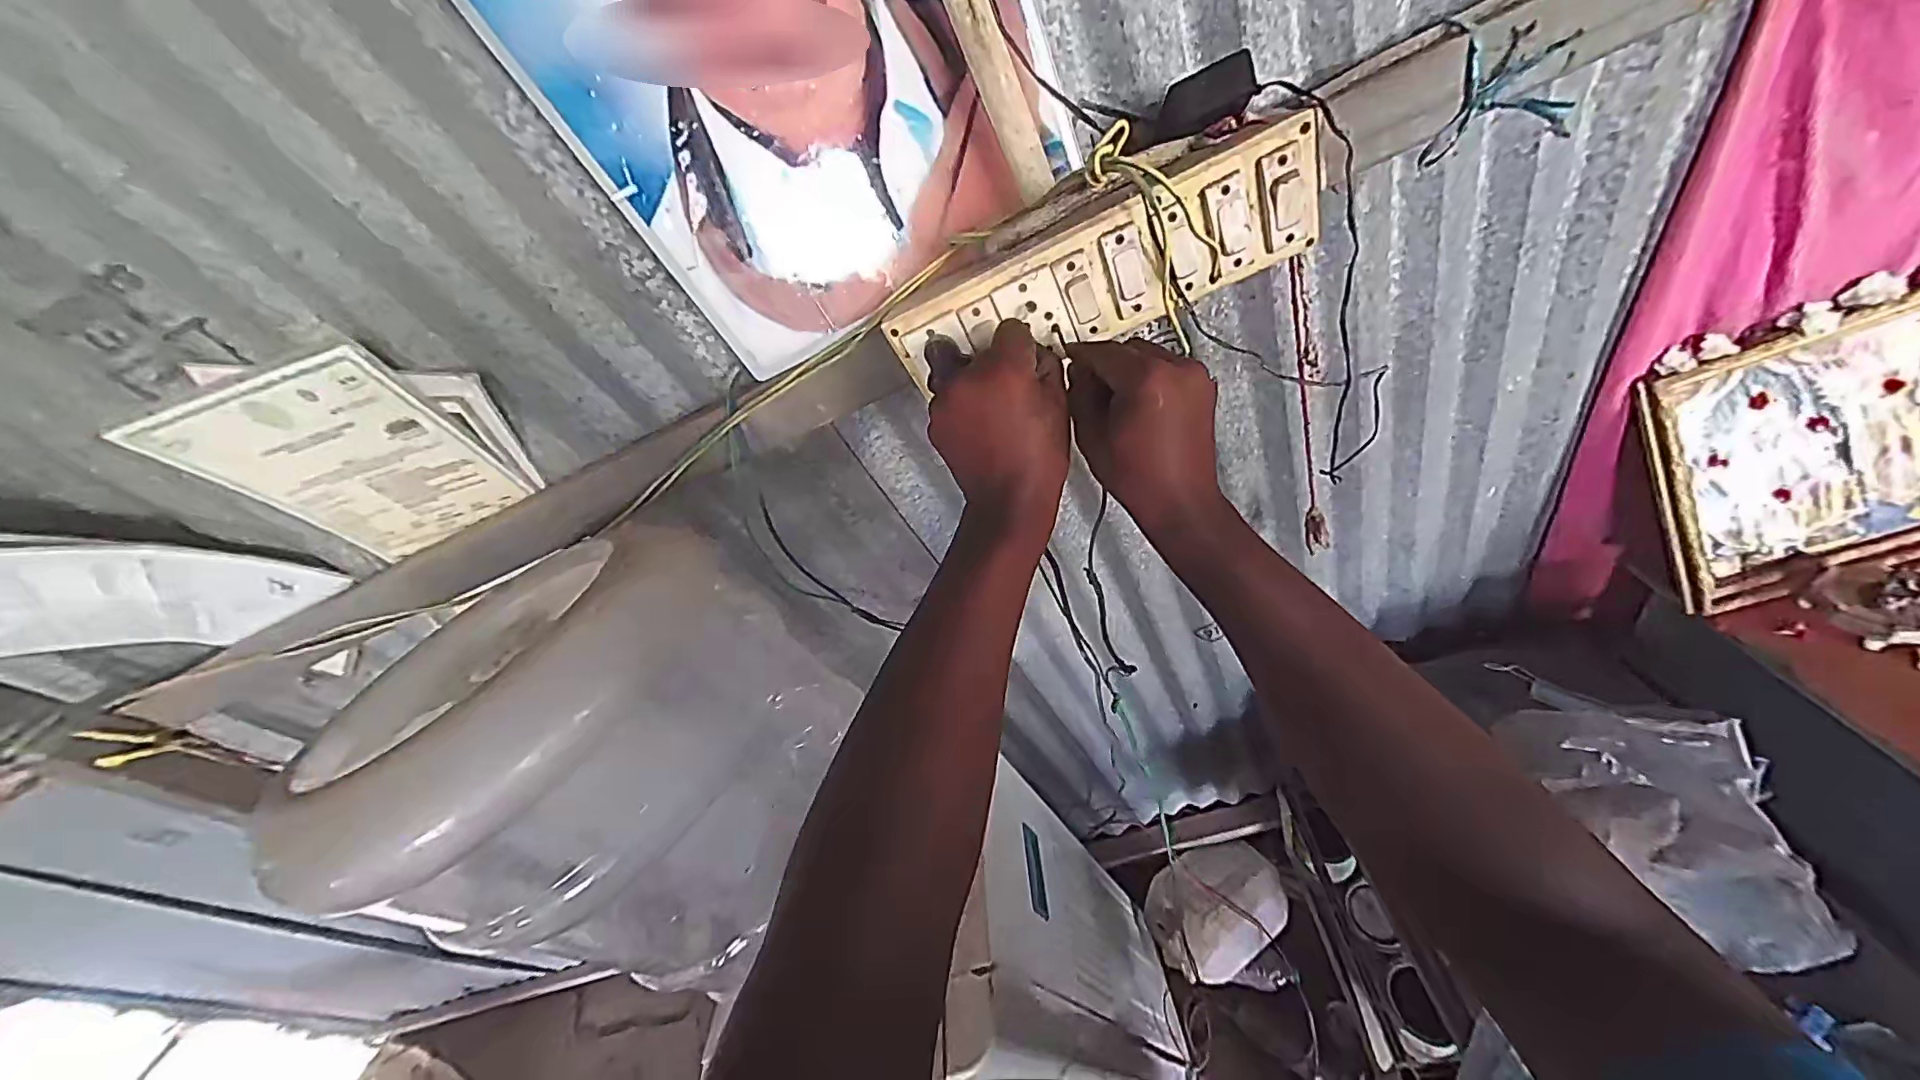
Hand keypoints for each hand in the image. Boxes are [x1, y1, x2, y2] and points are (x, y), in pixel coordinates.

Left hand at [927, 321, 1069, 547]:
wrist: (1009, 498)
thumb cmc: (1038, 458)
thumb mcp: (1058, 404)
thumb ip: (1046, 368)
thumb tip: (1035, 356)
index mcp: (1004, 367)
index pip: (1009, 329)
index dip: (1020, 341)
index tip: (1023, 351)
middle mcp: (968, 377)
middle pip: (968, 345)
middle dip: (983, 356)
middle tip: (999, 374)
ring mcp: (946, 401)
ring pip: (948, 370)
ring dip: (964, 378)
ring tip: (986, 401)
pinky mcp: (935, 422)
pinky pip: (944, 400)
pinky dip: (957, 405)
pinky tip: (978, 422)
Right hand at [1066, 339, 1230, 534]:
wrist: (1179, 499)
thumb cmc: (1140, 478)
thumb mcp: (1092, 435)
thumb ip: (1080, 394)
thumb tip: (1079, 373)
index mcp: (1146, 378)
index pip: (1102, 351)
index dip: (1080, 356)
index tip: (1070, 357)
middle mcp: (1176, 370)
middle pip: (1127, 348)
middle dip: (1105, 363)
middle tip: (1087, 384)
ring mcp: (1193, 376)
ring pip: (1148, 355)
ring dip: (1128, 368)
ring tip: (1113, 398)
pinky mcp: (1201, 386)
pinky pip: (1166, 367)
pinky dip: (1148, 376)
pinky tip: (1135, 401)